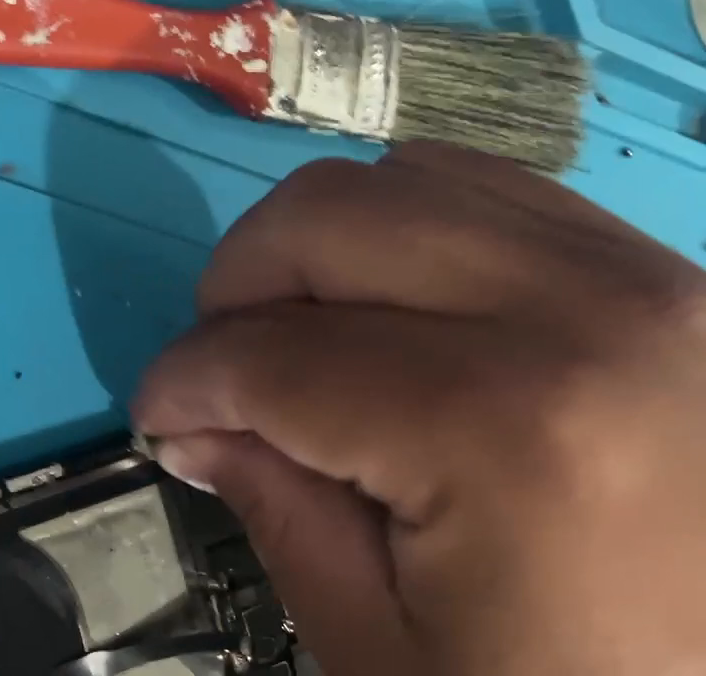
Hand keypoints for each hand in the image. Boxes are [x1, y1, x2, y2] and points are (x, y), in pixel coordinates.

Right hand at [131, 143, 705, 675]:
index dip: (182, 383)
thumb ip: (267, 504)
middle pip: (322, 221)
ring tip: (311, 335)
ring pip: (398, 182)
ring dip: (315, 252)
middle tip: (225, 370)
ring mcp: (654, 281)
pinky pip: (489, 193)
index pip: (267, 354)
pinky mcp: (679, 276)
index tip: (159, 419)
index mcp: (512, 431)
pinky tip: (397, 313)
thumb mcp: (385, 644)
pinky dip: (405, 231)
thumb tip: (188, 425)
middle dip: (233, 291)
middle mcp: (592, 317)